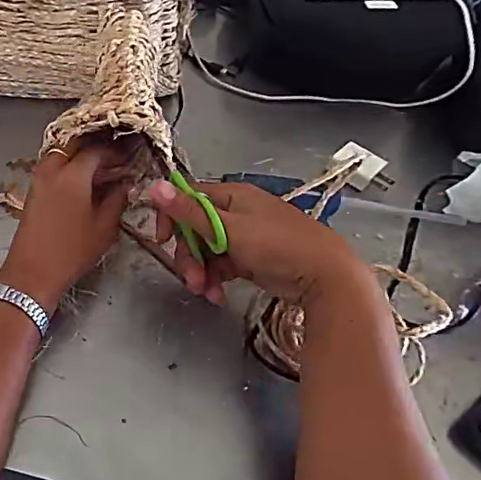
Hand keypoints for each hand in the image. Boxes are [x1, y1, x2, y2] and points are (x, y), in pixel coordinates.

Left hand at [0, 145, 135, 309]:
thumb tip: (124, 184)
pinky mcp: (33, 190)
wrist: (32, 272)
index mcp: (72, 175)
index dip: (115, 151)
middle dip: (95, 146)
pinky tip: (82, 181)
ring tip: (99, 168)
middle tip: (114, 156)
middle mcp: (52, 170)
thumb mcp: (104, 228)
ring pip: (60, 153)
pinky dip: (67, 165)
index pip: (97, 150)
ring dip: (79, 154)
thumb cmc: (71, 252)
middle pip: (75, 144)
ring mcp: (39, 179)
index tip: (128, 155)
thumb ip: (117, 199)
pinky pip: (52, 166)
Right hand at [148, 179, 367, 308]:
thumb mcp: (228, 229)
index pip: (188, 198)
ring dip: (200, 271)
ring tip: (205, 291)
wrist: (325, 276)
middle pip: (195, 229)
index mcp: (231, 196)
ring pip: (207, 250)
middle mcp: (236, 212)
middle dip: (188, 255)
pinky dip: (216, 279)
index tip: (163, 239)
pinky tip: (217, 295)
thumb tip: (155, 184)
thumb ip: (189, 211)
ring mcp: (244, 236)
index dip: (172, 217)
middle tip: (190, 278)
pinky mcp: (251, 258)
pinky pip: (222, 265)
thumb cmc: (277, 245)